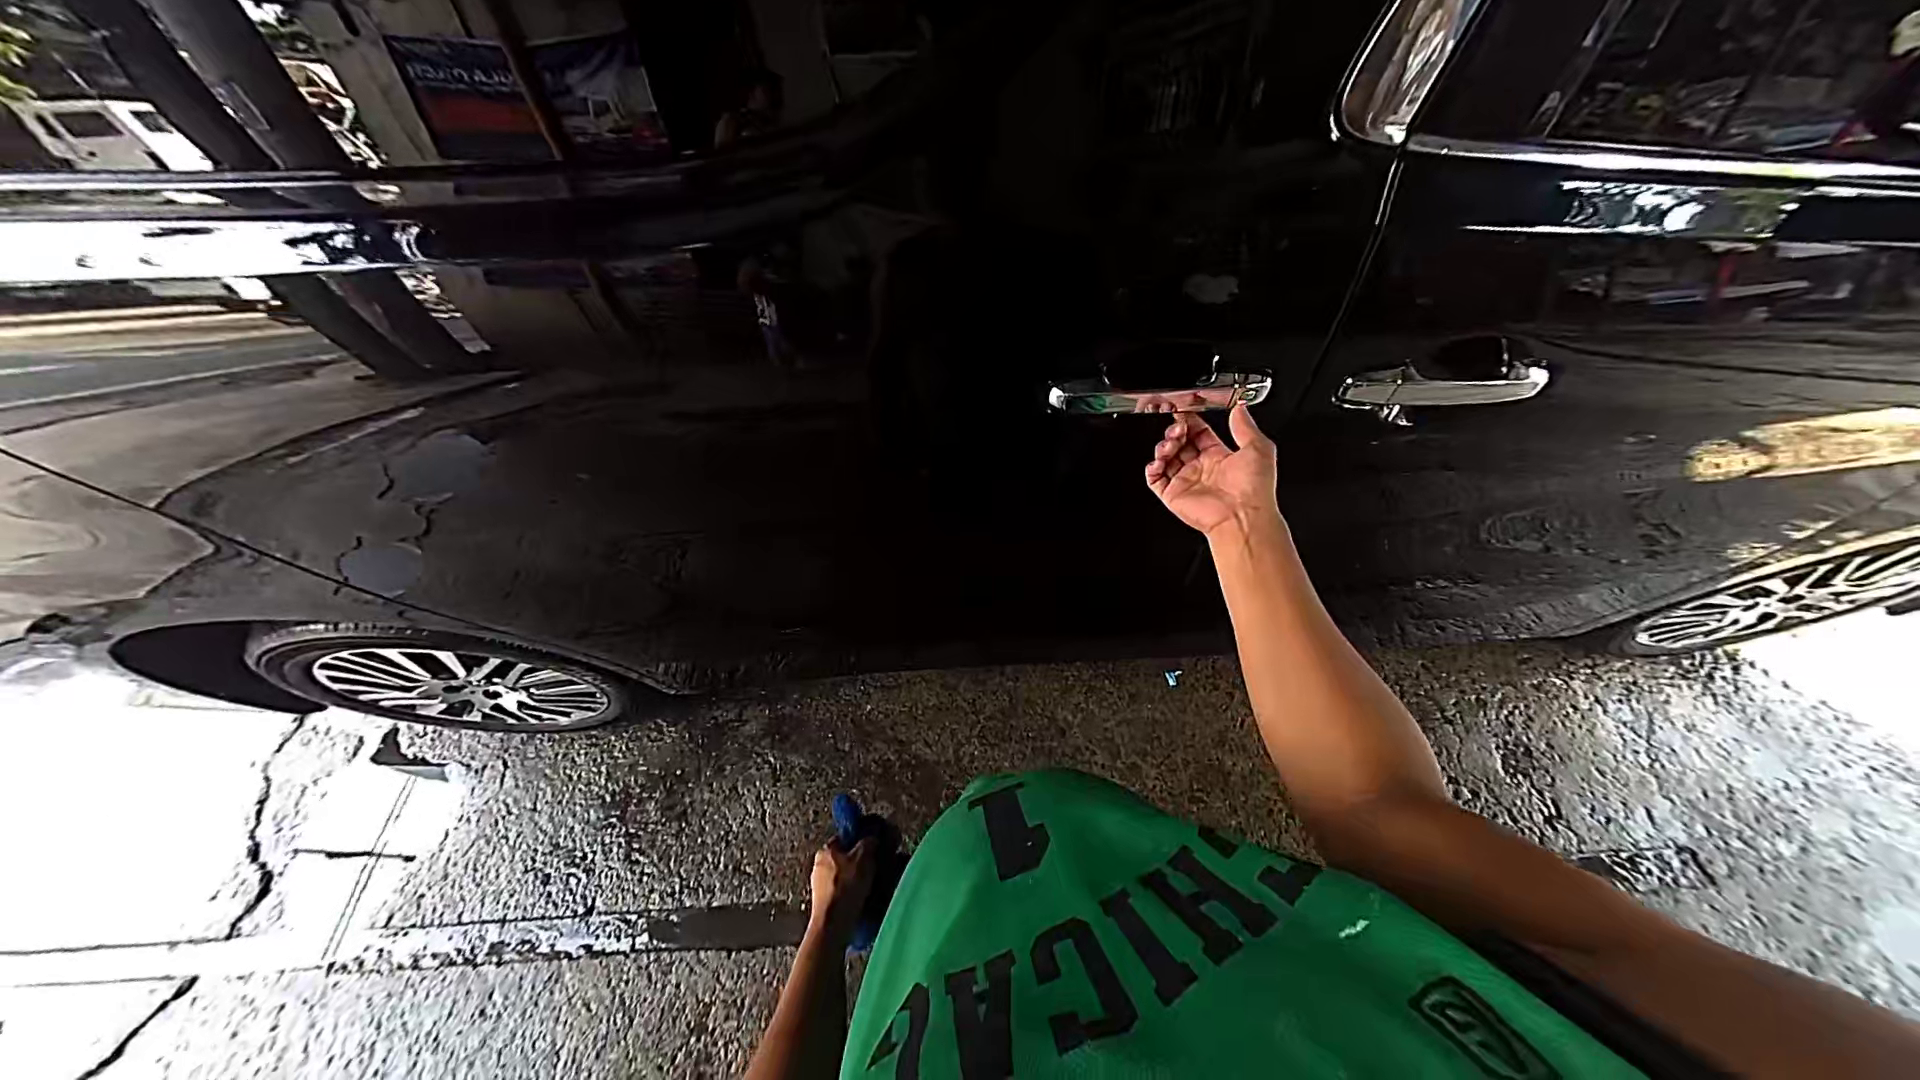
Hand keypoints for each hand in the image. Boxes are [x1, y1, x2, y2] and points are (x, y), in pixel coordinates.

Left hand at [808, 837, 875, 943]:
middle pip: (845, 858)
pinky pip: (843, 894)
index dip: (861, 840)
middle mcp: (819, 867)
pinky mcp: (824, 905)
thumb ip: (869, 842)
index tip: (874, 846)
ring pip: (844, 877)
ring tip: (873, 886)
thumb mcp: (864, 857)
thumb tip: (872, 837)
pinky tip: (863, 900)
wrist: (833, 926)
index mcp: (825, 850)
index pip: (845, 838)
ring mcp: (820, 887)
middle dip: (860, 862)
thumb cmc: (846, 888)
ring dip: (857, 880)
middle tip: (876, 867)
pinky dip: (853, 895)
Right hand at [1145, 405, 1280, 537]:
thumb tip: (1240, 408)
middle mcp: (1201, 469)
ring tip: (1171, 443)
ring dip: (1164, 447)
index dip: (1190, 421)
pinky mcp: (1173, 495)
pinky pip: (1155, 479)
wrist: (1243, 516)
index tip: (1184, 412)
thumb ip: (1245, 426)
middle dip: (1175, 432)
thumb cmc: (1254, 489)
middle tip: (1177, 428)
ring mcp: (1186, 482)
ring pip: (1165, 458)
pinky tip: (1159, 461)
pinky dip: (1152, 468)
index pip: (1199, 433)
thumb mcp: (1258, 448)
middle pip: (1180, 443)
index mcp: (1220, 457)